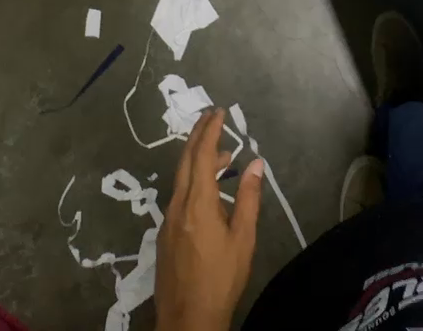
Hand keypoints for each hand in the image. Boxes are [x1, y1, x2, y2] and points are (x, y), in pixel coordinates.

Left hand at [156, 108, 264, 330]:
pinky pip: (179, 195)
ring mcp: (168, 220)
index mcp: (198, 203)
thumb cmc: (221, 278)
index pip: (202, 155)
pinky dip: (193, 180)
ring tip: (223, 157)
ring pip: (181, 178)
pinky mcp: (166, 234)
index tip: (218, 111)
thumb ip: (248, 198)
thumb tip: (256, 163)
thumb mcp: (243, 238)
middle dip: (198, 135)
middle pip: (185, 160)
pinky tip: (208, 190)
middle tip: (211, 116)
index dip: (210, 131)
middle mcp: (178, 205)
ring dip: (198, 159)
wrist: (188, 320)